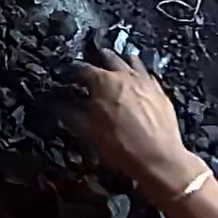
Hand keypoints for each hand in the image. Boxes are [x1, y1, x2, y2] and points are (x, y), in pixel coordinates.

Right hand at [71, 50, 208, 202]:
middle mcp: (124, 76)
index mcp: (103, 82)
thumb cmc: (122, 146)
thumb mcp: (88, 131)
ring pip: (130, 61)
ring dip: (119, 62)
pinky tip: (136, 80)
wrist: (159, 159)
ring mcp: (144, 81)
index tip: (68, 77)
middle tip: (91, 65)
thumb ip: (70, 112)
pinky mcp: (159, 91)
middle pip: (108, 58)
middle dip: (97, 59)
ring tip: (114, 66)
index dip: (72, 72)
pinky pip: (146, 74)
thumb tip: (58, 104)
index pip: (82, 68)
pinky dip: (138, 73)